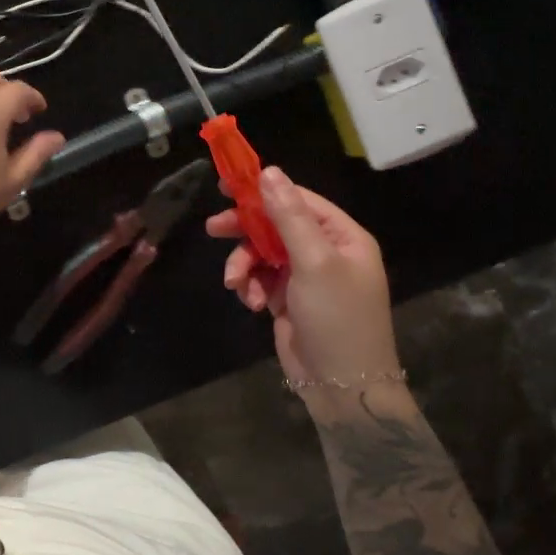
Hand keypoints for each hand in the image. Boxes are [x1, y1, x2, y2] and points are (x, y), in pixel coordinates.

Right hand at [206, 167, 397, 386]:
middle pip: (275, 226)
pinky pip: (259, 279)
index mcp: (342, 236)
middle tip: (213, 228)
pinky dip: (249, 287)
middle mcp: (325, 251)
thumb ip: (289, 217)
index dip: (263, 191)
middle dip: (245, 230)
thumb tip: (269, 172)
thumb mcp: (314, 262)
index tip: (226, 186)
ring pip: (261, 254)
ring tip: (235, 284)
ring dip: (243, 266)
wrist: (342, 382)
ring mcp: (305, 277)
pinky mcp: (287, 299)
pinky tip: (250, 303)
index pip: (298, 201)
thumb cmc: (336, 316)